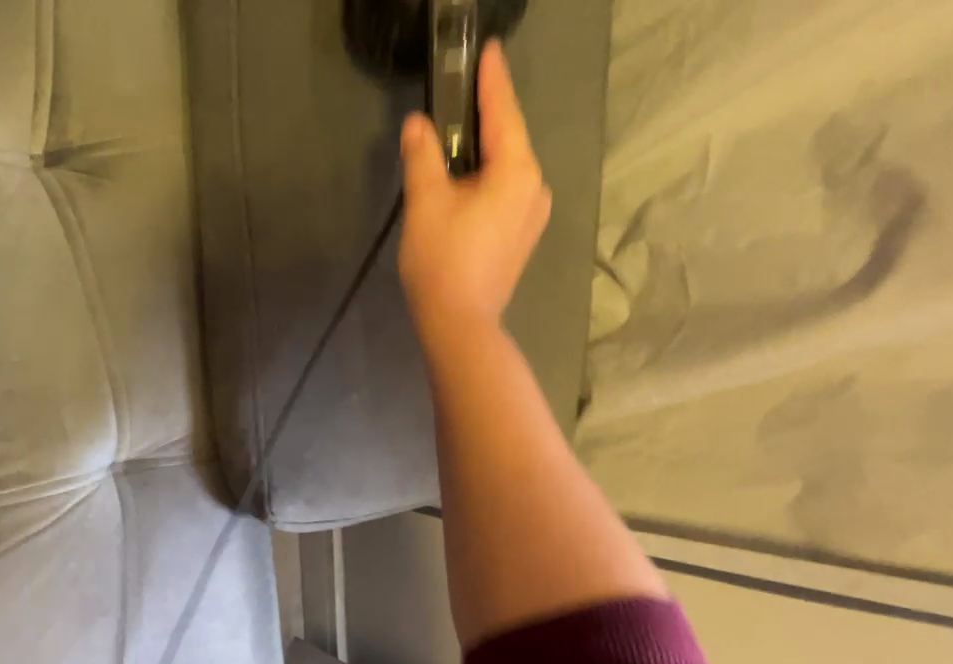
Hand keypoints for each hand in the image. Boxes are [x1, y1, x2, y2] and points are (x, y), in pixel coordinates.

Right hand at [398, 43, 552, 341]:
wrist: (459, 323)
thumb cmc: (442, 261)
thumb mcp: (425, 204)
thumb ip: (423, 157)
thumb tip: (417, 125)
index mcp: (516, 171)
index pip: (503, 113)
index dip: (492, 81)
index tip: (489, 52)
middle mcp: (534, 187)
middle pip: (507, 142)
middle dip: (484, 122)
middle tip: (462, 100)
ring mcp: (532, 215)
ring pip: (506, 171)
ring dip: (482, 157)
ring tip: (455, 150)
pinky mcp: (521, 238)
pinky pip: (504, 195)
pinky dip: (485, 183)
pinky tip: (464, 190)